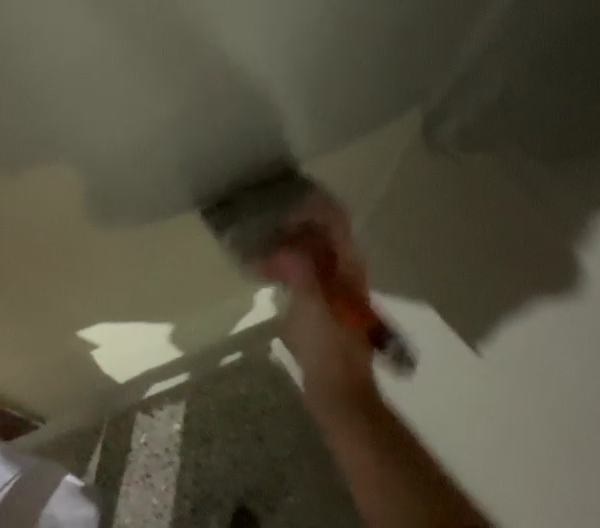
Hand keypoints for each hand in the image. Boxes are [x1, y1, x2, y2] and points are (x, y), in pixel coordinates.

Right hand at [256, 197, 379, 415]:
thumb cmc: (328, 348)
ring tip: (252, 246)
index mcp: (348, 265)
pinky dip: (281, 263)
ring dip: (282, 243)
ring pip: (308, 250)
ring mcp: (334, 287)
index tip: (277, 212)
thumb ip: (298, 267)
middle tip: (258, 227)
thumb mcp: (310, 303)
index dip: (308, 207)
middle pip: (319, 231)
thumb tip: (282, 245)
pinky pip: (300, 269)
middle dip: (289, 224)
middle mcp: (344, 269)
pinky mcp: (321, 303)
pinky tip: (259, 270)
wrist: (339, 392)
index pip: (333, 218)